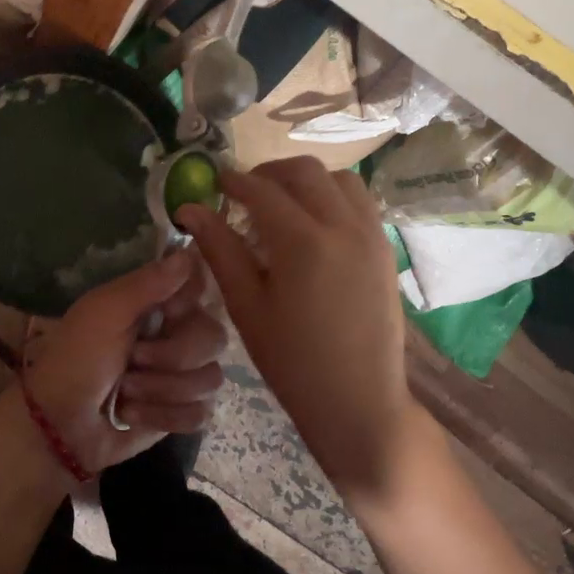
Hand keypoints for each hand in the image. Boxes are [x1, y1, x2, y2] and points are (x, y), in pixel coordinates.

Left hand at [16, 248, 226, 474]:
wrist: (61, 423)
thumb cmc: (77, 357)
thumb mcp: (104, 312)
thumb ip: (147, 283)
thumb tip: (188, 252)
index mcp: (154, 302)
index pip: (200, 286)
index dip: (186, 304)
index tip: (163, 312)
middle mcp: (175, 332)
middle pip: (213, 336)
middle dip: (171, 356)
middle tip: (134, 359)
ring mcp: (182, 374)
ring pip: (210, 378)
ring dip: (161, 389)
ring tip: (126, 391)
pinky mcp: (183, 412)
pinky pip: (201, 412)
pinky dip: (163, 416)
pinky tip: (132, 414)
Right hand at [177, 157, 411, 492]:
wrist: (360, 402)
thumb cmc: (292, 360)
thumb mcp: (245, 305)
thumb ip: (219, 248)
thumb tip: (189, 209)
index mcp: (303, 241)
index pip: (261, 189)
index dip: (232, 181)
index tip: (213, 185)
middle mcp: (343, 227)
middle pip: (304, 171)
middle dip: (269, 173)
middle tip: (244, 193)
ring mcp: (371, 236)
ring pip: (339, 179)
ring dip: (305, 181)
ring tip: (281, 206)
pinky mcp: (385, 250)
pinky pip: (360, 202)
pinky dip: (332, 197)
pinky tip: (311, 227)